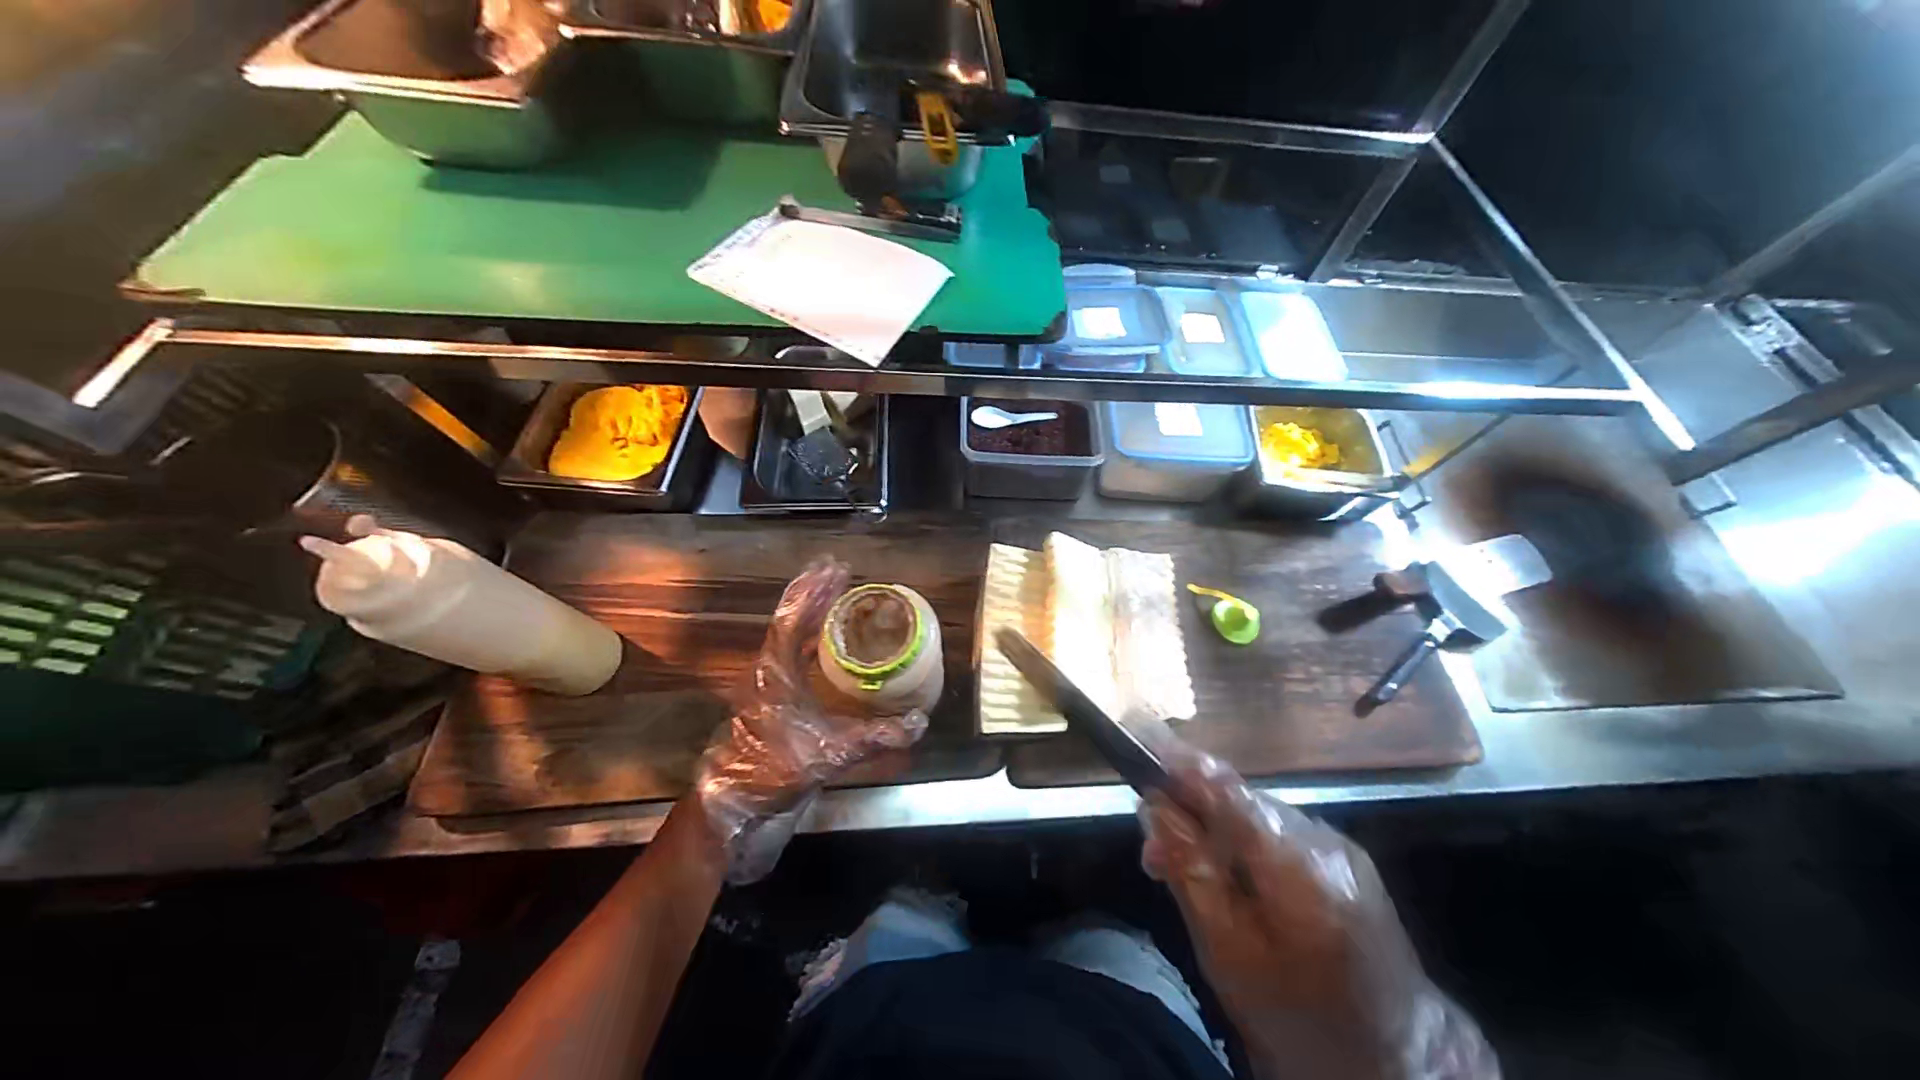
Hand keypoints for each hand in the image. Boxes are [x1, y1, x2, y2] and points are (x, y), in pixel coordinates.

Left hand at [694, 558, 926, 882]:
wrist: (735, 808)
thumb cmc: (769, 772)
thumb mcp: (826, 754)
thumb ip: (873, 738)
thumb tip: (919, 722)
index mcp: (772, 674)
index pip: (791, 621)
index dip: (813, 594)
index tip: (835, 569)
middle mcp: (770, 674)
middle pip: (791, 623)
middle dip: (815, 596)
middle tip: (840, 572)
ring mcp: (772, 690)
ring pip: (793, 641)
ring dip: (814, 617)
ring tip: (840, 600)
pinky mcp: (779, 707)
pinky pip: (799, 661)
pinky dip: (817, 644)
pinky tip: (837, 649)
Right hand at [1141, 753, 1496, 1079]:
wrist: (1398, 1060)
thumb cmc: (1299, 1018)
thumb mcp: (1229, 953)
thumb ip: (1190, 872)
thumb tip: (1154, 807)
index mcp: (1299, 867)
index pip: (1230, 791)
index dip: (1182, 763)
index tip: (1141, 743)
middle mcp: (1324, 840)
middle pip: (1240, 800)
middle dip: (1189, 809)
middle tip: (1150, 849)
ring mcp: (1340, 847)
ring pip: (1255, 815)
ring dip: (1213, 828)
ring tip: (1180, 867)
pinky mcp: (1344, 860)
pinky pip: (1276, 832)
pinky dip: (1241, 843)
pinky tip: (1226, 876)